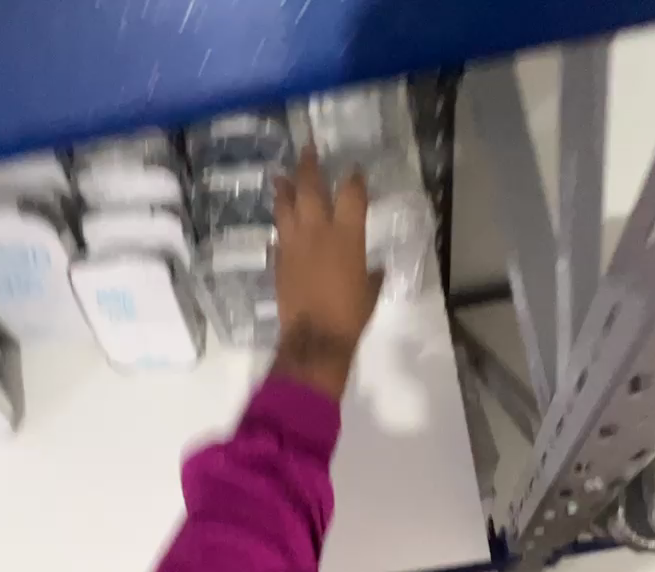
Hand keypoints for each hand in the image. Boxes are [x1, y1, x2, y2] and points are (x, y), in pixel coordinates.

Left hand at [269, 147, 383, 400]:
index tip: (355, 171)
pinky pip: (279, 233)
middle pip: (310, 186)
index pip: (351, 193)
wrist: (316, 338)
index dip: (354, 178)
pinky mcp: (279, 259)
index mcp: (348, 235)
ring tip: (281, 176)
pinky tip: (280, 220)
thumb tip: (376, 269)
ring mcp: (294, 243)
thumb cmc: (350, 316)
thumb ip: (372, 274)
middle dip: (309, 165)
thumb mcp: (370, 292)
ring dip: (284, 187)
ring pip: (286, 205)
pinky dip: (281, 223)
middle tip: (307, 150)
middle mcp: (319, 230)